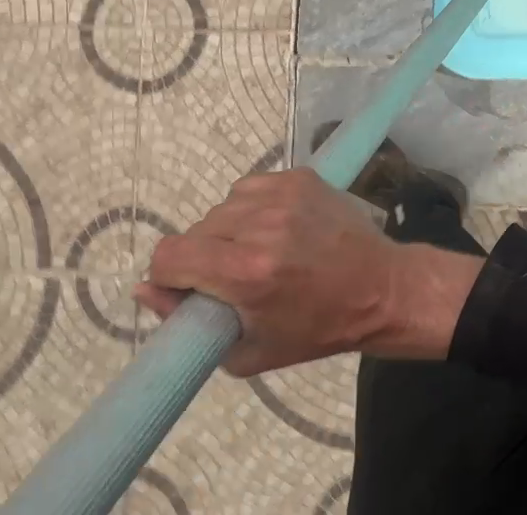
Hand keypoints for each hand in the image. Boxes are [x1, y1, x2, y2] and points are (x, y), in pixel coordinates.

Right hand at [135, 168, 483, 376]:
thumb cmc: (317, 328)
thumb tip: (145, 290)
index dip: (170, 277)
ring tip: (258, 252)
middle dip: (202, 257)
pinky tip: (274, 229)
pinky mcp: (301, 177)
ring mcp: (284, 195)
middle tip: (232, 278)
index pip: (170, 255)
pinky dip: (251, 207)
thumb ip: (187, 322)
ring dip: (227, 230)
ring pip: (222, 208)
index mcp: (247, 270)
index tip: (189, 290)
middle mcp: (262, 224)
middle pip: (195, 232)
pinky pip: (250, 188)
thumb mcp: (246, 349)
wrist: (381, 287)